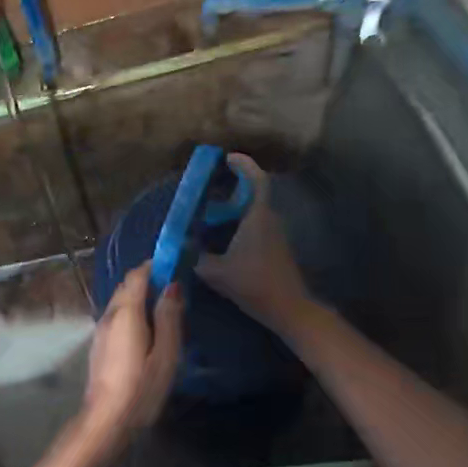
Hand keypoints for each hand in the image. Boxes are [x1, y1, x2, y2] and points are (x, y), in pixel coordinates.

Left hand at [83, 262, 183, 436]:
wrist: (106, 420)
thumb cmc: (141, 388)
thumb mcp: (166, 354)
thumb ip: (169, 317)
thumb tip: (172, 285)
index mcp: (126, 313)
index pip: (137, 275)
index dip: (155, 264)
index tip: (176, 264)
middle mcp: (109, 315)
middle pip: (127, 286)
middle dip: (149, 280)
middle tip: (175, 288)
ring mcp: (101, 331)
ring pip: (120, 302)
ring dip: (140, 297)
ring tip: (165, 309)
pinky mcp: (100, 345)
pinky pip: (117, 317)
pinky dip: (132, 312)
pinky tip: (148, 329)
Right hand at [196, 154, 311, 328]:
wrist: (288, 308)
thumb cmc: (254, 283)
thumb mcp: (216, 271)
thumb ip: (196, 257)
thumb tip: (180, 246)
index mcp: (258, 216)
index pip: (255, 179)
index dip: (243, 165)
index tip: (227, 158)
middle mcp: (268, 219)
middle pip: (252, 193)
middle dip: (232, 187)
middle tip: (207, 188)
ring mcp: (273, 234)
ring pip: (252, 211)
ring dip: (233, 208)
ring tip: (208, 213)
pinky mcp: (273, 249)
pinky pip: (254, 226)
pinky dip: (238, 224)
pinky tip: (220, 237)